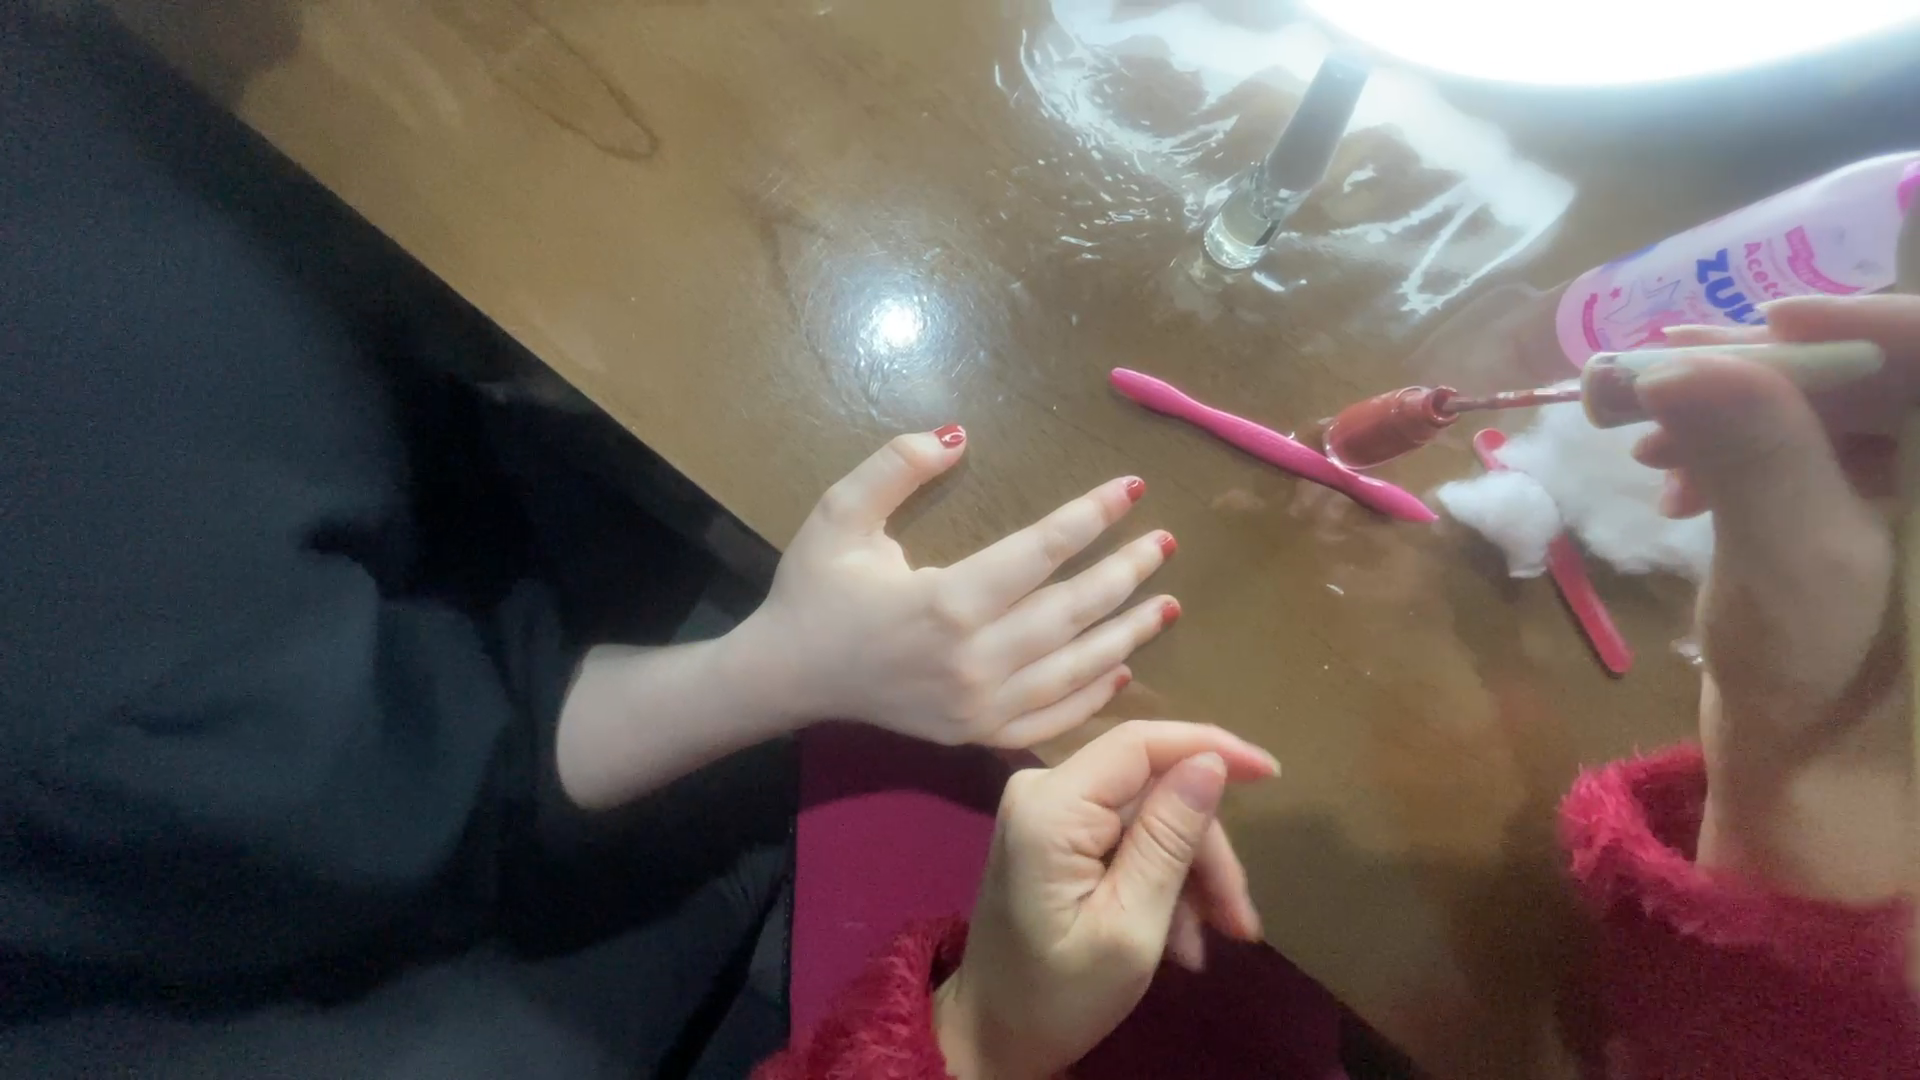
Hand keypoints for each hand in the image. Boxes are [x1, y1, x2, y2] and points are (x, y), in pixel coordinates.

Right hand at [739, 426, 1177, 748]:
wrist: (787, 676)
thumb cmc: (814, 591)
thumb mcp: (840, 515)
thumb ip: (895, 467)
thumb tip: (958, 434)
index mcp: (945, 601)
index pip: (1040, 552)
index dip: (1090, 516)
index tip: (1130, 488)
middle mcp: (974, 660)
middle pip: (1071, 611)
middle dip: (1124, 573)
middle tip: (1164, 542)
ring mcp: (979, 707)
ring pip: (1074, 669)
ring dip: (1126, 634)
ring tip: (1167, 602)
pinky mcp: (976, 735)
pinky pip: (1051, 719)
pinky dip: (1092, 696)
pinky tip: (1122, 670)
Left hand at [932, 720, 1278, 1079]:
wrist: (993, 1030)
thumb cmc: (1057, 995)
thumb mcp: (1130, 928)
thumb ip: (1169, 839)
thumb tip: (1210, 761)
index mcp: (1051, 806)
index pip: (1138, 744)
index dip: (1208, 746)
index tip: (1270, 772)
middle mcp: (1042, 786)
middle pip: (1149, 787)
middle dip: (1202, 848)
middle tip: (1240, 922)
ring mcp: (1045, 805)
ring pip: (1144, 812)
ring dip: (1187, 871)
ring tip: (1212, 939)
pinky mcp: (1053, 827)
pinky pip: (1123, 831)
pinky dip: (1158, 874)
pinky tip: (1177, 935)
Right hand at [1633, 295, 1919, 900]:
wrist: (1827, 780)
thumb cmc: (1830, 690)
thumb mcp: (1789, 569)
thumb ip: (1752, 455)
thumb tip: (1674, 363)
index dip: (1874, 323)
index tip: (1759, 322)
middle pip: (1898, 379)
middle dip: (1773, 371)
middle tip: (1656, 379)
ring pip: (1853, 410)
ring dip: (1742, 416)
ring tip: (1649, 449)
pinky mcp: (1887, 517)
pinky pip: (1827, 450)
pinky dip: (1744, 454)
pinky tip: (1681, 483)